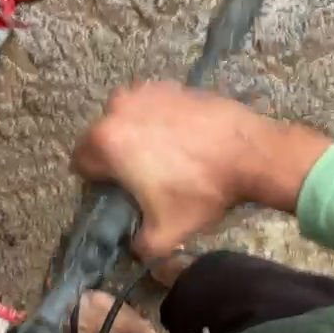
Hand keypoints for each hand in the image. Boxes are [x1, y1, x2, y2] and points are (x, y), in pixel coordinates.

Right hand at [72, 82, 332, 258]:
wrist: (251, 153)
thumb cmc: (203, 190)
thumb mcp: (167, 233)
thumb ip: (140, 246)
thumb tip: (136, 247)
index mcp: (107, 141)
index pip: (82, 163)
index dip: (99, 181)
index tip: (120, 192)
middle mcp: (119, 107)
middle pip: (105, 137)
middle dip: (118, 156)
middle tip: (146, 178)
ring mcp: (148, 91)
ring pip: (129, 119)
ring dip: (139, 135)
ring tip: (168, 158)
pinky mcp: (175, 86)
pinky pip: (156, 107)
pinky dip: (163, 121)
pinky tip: (185, 140)